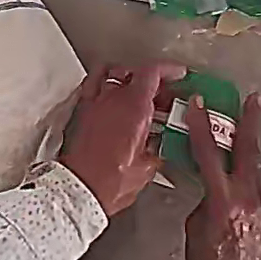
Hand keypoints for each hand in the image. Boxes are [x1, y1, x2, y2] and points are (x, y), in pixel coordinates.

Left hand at [60, 63, 184, 215]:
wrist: (80, 190)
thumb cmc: (112, 180)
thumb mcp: (148, 167)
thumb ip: (157, 149)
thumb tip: (159, 148)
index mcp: (134, 106)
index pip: (153, 72)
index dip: (169, 69)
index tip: (180, 74)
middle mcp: (112, 98)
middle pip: (135, 73)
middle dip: (155, 81)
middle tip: (166, 95)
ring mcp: (95, 103)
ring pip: (112, 74)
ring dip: (128, 77)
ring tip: (138, 91)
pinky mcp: (82, 114)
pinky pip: (93, 85)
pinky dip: (105, 82)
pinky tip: (111, 95)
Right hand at [185, 92, 260, 259]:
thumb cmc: (206, 259)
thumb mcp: (194, 224)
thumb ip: (204, 198)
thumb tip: (210, 187)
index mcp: (223, 198)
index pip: (209, 154)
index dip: (202, 126)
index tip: (199, 103)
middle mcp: (246, 196)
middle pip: (247, 150)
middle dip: (249, 122)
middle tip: (254, 98)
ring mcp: (259, 203)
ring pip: (252, 168)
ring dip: (245, 149)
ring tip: (241, 130)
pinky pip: (252, 187)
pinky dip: (243, 177)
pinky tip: (235, 177)